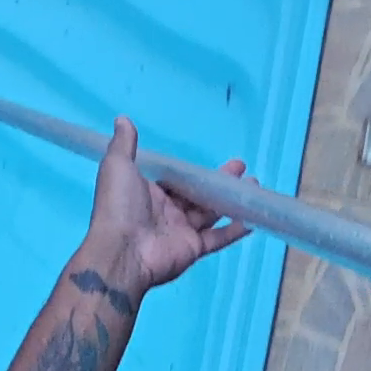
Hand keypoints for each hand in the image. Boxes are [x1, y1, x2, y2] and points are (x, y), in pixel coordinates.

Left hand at [81, 116, 253, 295]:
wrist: (121, 251)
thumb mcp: (117, 166)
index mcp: (147, 192)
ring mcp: (180, 231)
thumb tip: (122, 119)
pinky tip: (253, 218)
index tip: (210, 159)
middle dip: (218, 182)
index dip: (192, 170)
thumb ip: (124, 144)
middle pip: (196, 194)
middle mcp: (164, 212)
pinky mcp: (192, 249)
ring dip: (231, 201)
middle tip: (240, 169)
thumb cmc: (119, 206)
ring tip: (253, 186)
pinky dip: (235, 230)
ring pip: (210, 213)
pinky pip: (218, 238)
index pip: (174, 179)